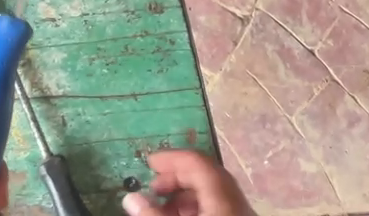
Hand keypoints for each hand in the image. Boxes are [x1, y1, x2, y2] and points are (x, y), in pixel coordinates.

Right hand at [121, 150, 253, 215]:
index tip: (148, 164)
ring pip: (214, 197)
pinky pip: (220, 211)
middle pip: (207, 178)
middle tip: (153, 189)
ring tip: (162, 212)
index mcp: (224, 201)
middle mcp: (239, 207)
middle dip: (177, 179)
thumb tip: (130, 198)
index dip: (172, 158)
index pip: (198, 164)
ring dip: (186, 198)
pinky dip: (198, 211)